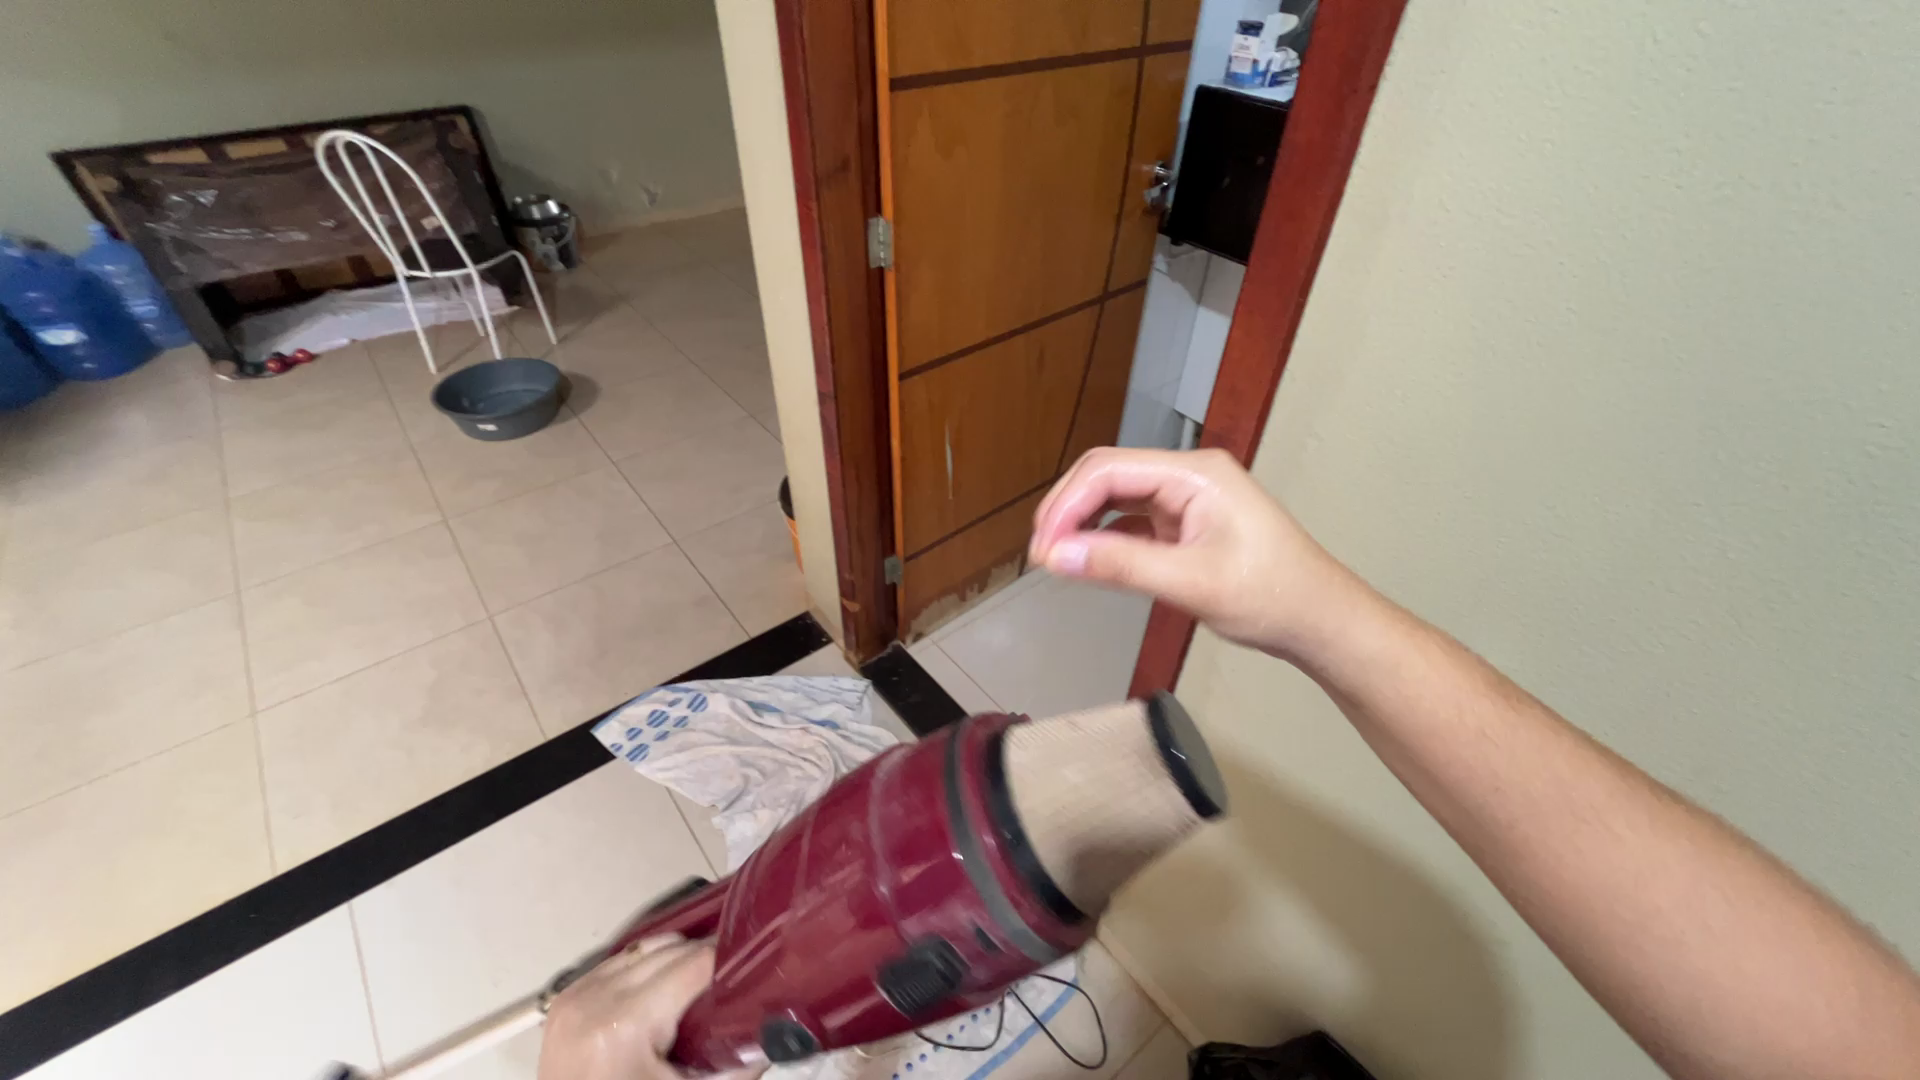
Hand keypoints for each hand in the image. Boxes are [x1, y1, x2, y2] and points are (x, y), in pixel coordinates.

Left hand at [538, 937, 753, 1079]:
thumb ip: (738, 1068)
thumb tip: (781, 1032)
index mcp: (626, 1024)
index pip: (695, 963)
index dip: (728, 962)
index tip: (753, 969)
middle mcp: (596, 999)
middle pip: (673, 950)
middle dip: (705, 963)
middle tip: (731, 984)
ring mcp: (576, 995)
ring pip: (648, 947)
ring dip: (676, 961)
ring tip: (697, 990)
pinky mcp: (566, 998)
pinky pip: (621, 961)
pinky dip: (647, 968)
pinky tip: (661, 993)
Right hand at [1029, 447, 1362, 659]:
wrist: (1319, 620)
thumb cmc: (1270, 597)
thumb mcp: (1192, 583)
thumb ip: (1121, 566)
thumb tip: (1056, 556)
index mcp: (1194, 473)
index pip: (1109, 470)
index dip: (1066, 504)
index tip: (1042, 548)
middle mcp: (1187, 475)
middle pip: (1107, 475)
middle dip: (1068, 508)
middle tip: (1041, 552)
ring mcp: (1185, 498)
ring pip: (1115, 496)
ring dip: (1082, 521)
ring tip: (1056, 556)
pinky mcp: (1183, 522)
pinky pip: (1130, 520)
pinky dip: (1104, 536)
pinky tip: (1088, 558)